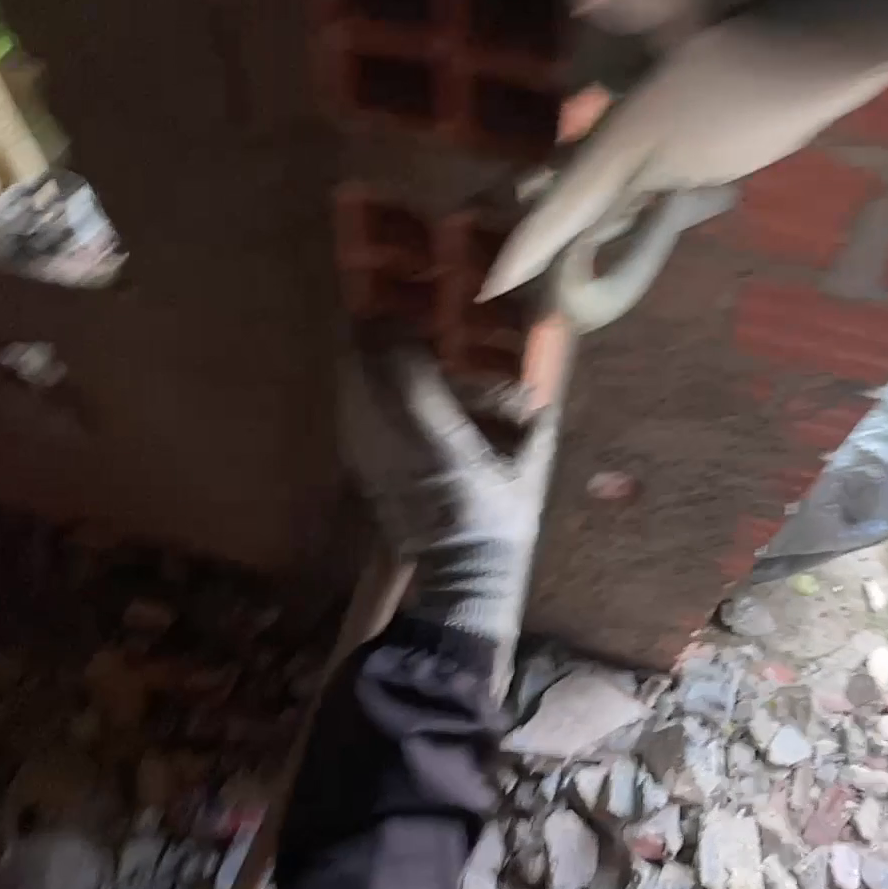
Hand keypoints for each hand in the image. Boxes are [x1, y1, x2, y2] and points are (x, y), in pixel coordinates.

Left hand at [340, 346, 557, 649]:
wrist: (465, 573)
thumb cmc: (502, 522)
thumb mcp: (528, 473)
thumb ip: (534, 428)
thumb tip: (539, 392)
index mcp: (447, 448)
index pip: (413, 383)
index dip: (402, 344)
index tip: (402, 315)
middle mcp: (402, 452)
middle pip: (369, 384)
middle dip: (368, 345)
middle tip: (374, 316)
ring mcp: (378, 466)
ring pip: (351, 401)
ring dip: (354, 366)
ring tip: (361, 339)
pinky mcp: (366, 477)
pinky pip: (349, 424)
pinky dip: (351, 396)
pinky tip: (357, 383)